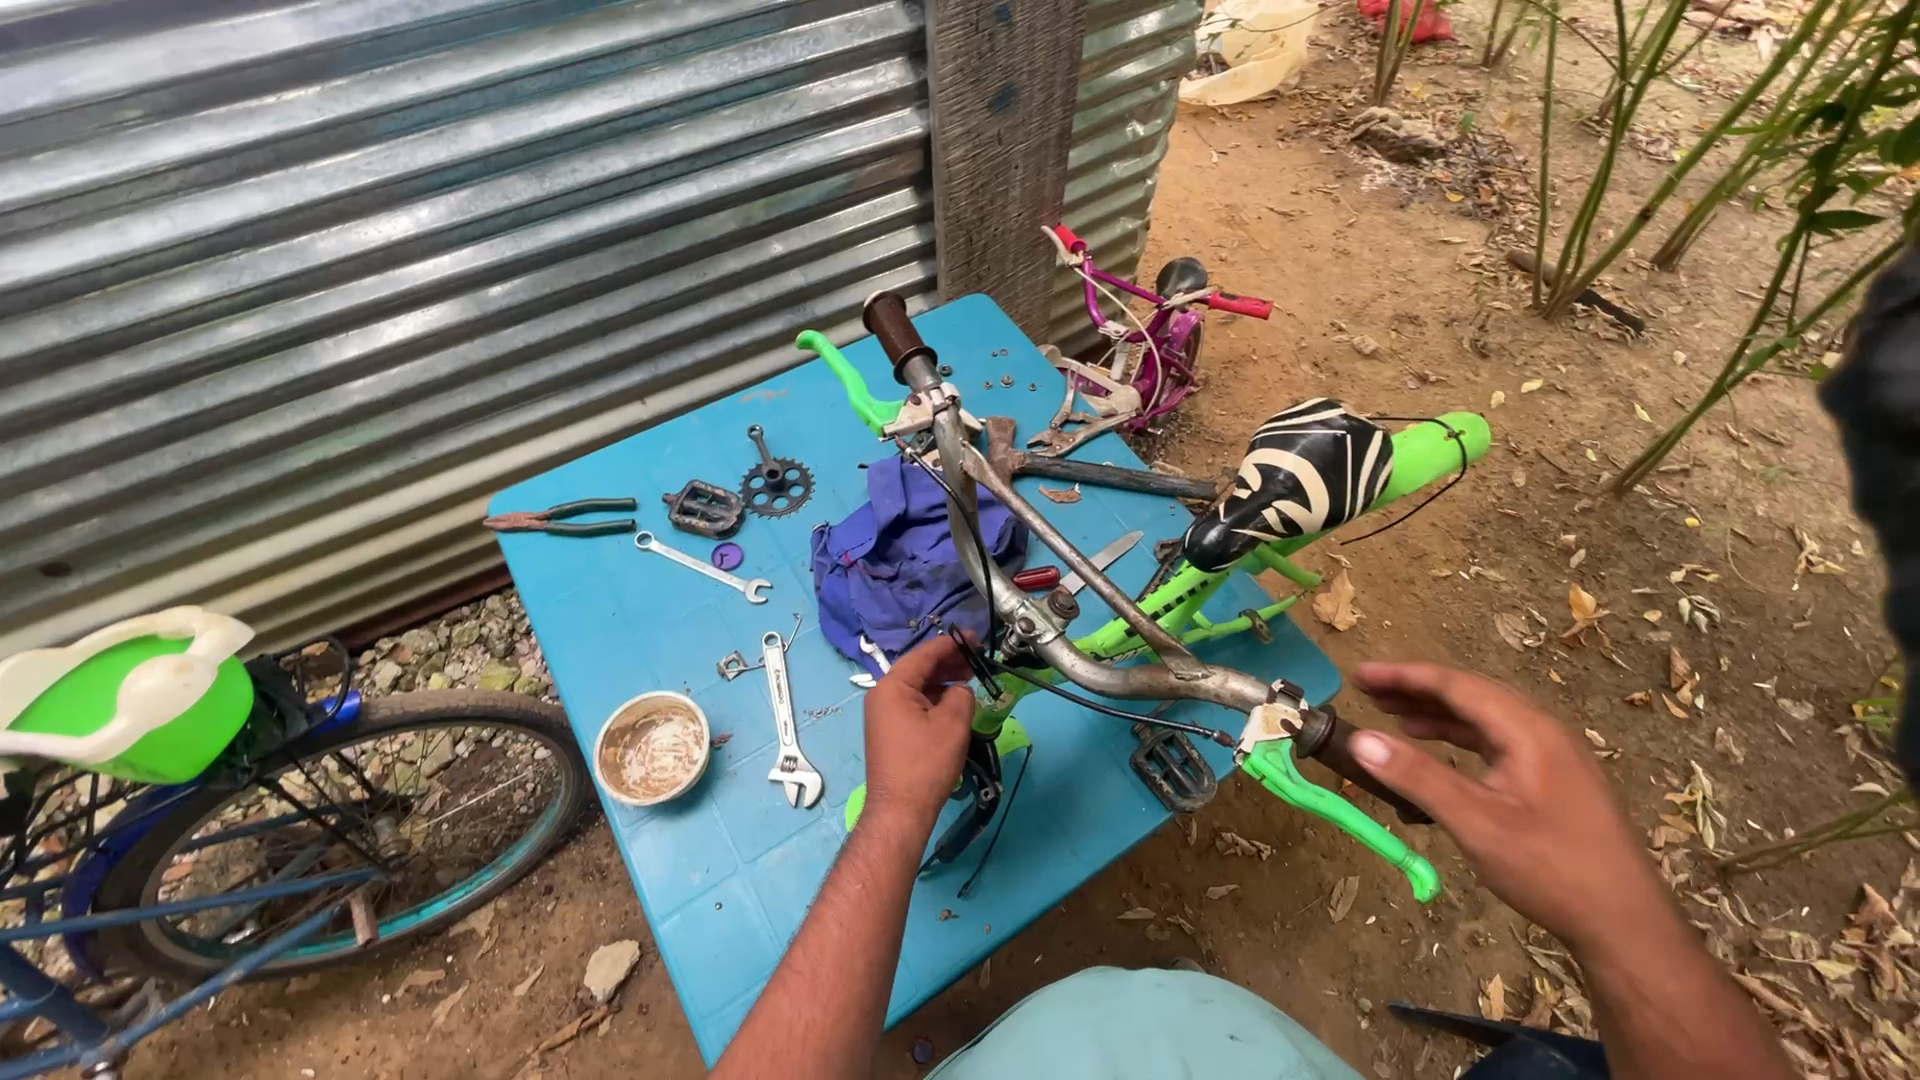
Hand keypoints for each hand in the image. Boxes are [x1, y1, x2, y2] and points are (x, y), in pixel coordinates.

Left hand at [861, 636, 977, 830]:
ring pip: (917, 687)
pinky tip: (954, 703)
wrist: (900, 810)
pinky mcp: (889, 732)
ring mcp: (883, 715)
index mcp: (893, 687)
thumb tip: (960, 690)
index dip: (951, 644)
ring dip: (942, 681)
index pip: (924, 655)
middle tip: (977, 659)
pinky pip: (913, 704)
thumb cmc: (926, 763)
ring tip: (970, 679)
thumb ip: (961, 695)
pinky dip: (934, 699)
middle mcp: (882, 695)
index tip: (974, 638)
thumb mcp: (953, 723)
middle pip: (918, 669)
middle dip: (948, 662)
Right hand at [1346, 662, 1674, 951]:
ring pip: (1483, 717)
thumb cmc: (1552, 871)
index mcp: (1530, 732)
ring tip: (1390, 714)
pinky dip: (1456, 734)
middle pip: (1471, 694)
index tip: (1360, 674)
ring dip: (1435, 711)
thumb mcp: (1476, 823)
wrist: (1627, 928)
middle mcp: (1544, 732)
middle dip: (1416, 689)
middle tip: (1368, 690)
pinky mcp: (1552, 779)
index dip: (1403, 676)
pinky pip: (1494, 739)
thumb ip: (1417, 777)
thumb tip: (1360, 740)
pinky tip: (1432, 745)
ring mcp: (1552, 755)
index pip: (1457, 686)